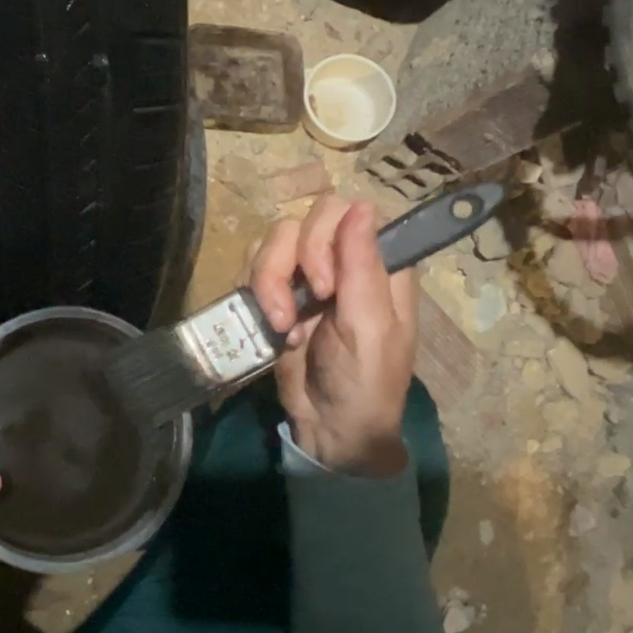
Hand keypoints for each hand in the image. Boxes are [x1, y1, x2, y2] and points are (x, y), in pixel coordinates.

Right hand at [249, 196, 416, 477]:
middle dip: (296, 259)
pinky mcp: (275, 292)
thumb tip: (361, 205)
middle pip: (306, 219)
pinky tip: (272, 326)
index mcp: (379, 265)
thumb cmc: (366, 382)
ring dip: (269, 280)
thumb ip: (363, 268)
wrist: (329, 428)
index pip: (351, 210)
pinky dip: (255, 290)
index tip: (329, 282)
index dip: (330, 235)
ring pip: (274, 239)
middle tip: (306, 304)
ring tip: (282, 324)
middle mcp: (342, 260)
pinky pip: (252, 265)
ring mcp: (306, 275)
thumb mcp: (371, 329)